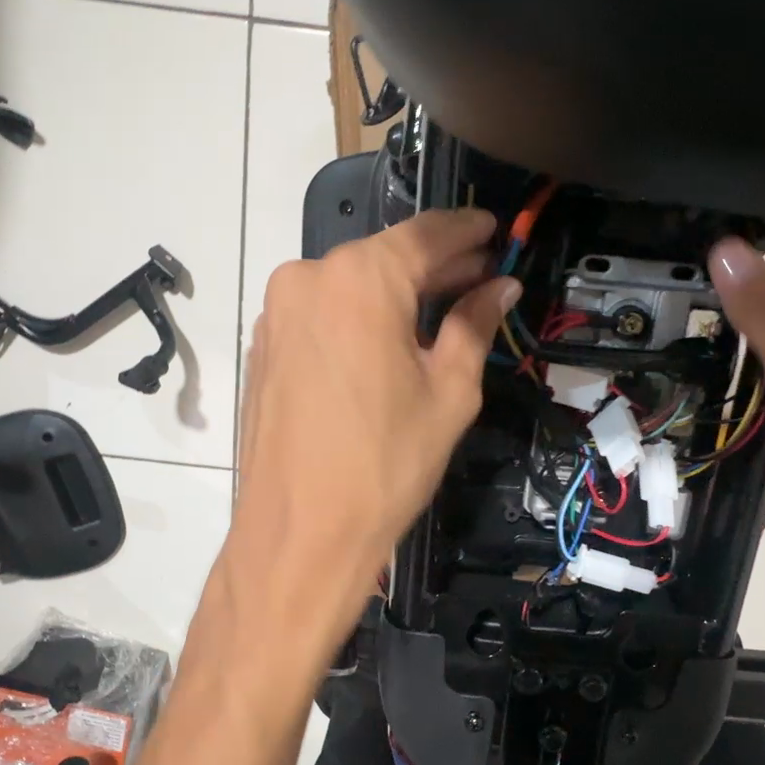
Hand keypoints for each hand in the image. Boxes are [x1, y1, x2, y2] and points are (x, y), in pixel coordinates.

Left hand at [234, 209, 519, 591]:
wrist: (300, 533)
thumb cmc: (386, 463)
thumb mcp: (449, 392)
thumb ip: (474, 325)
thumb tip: (500, 286)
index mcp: (359, 278)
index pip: (426, 234)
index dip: (466, 231)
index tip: (495, 231)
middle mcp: (307, 278)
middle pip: (384, 257)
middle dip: (435, 266)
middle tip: (480, 277)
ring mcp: (277, 313)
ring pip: (350, 285)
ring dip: (395, 294)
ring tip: (439, 313)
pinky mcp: (264, 348)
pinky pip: (322, 314)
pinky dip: (358, 317)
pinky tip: (387, 342)